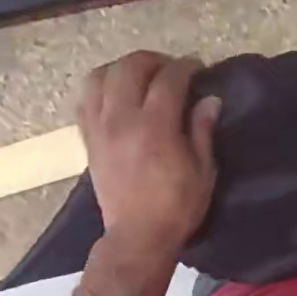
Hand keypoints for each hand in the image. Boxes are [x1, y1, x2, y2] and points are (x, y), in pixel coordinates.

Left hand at [77, 51, 220, 260]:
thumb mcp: (203, 170)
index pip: (168, 79)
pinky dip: (102, 86)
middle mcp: (122, 119)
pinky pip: (86, 97)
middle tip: (173, 69)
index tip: (199, 66)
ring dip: (124, 68)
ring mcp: (100, 126)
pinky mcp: (88, 137)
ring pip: (101, 75)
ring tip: (142, 76)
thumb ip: (202, 130)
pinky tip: (118, 94)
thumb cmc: (179, 206)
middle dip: (154, 60)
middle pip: (130, 68)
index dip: (186, 67)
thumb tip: (210, 100)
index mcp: (156, 127)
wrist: (139, 234)